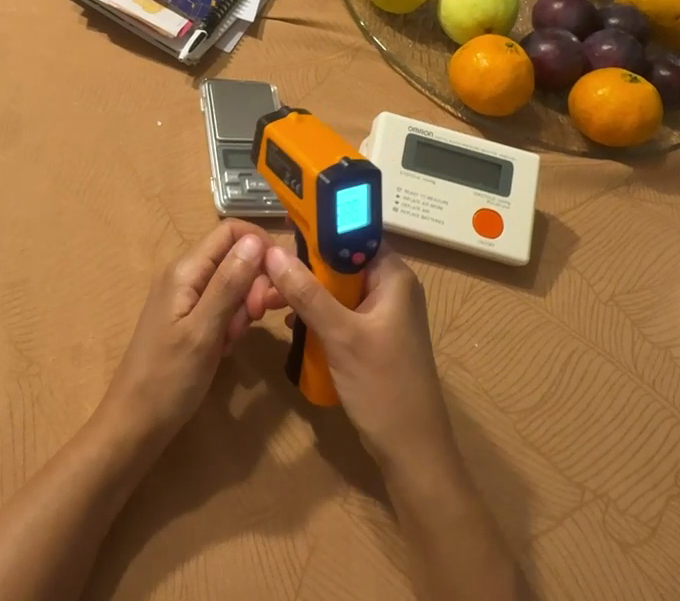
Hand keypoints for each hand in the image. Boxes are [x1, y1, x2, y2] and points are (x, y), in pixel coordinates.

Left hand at [95, 221, 267, 450]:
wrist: (136, 423)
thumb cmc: (169, 378)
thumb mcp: (204, 331)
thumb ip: (229, 283)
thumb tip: (255, 240)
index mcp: (185, 269)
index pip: (231, 231)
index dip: (260, 247)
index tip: (278, 281)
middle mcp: (184, 274)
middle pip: (234, 256)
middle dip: (255, 281)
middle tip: (258, 317)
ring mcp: (185, 297)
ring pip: (231, 282)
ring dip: (244, 305)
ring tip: (235, 338)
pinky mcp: (189, 318)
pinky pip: (221, 305)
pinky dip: (232, 321)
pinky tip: (227, 346)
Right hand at [262, 246, 455, 467]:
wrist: (412, 452)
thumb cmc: (384, 387)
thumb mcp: (341, 336)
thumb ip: (307, 293)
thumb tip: (272, 252)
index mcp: (393, 277)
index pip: (354, 234)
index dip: (319, 229)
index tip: (281, 230)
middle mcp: (390, 288)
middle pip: (340, 262)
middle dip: (304, 267)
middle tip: (267, 276)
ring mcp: (382, 315)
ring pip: (336, 289)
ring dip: (306, 293)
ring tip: (271, 302)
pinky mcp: (372, 338)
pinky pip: (339, 313)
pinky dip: (317, 315)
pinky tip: (293, 326)